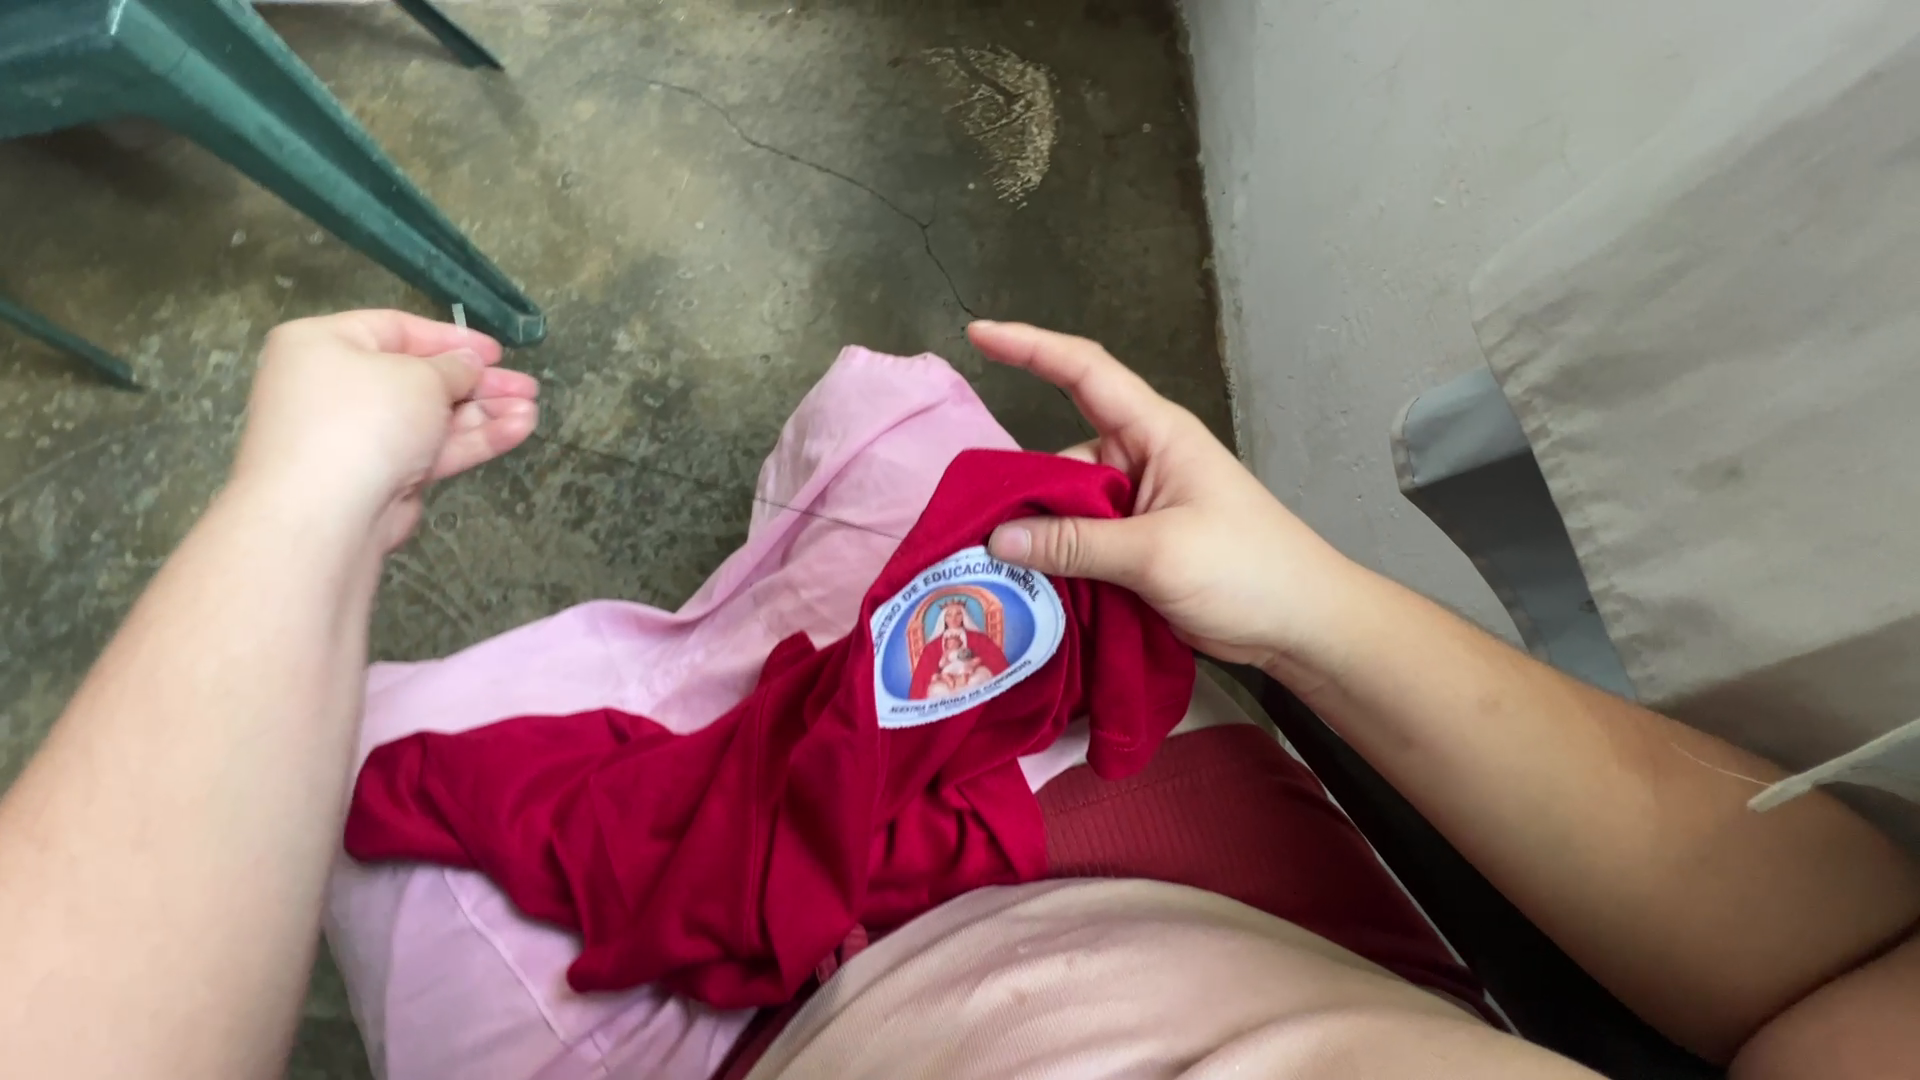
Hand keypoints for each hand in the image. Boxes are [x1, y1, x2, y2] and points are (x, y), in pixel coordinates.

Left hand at [229, 310, 539, 551]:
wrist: (329, 508)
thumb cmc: (365, 418)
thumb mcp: (419, 376)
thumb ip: (454, 366)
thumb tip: (469, 364)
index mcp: (328, 345)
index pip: (397, 330)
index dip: (451, 338)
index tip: (497, 351)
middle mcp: (343, 386)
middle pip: (426, 377)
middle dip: (482, 383)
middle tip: (527, 387)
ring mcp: (368, 433)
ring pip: (439, 416)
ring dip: (489, 412)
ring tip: (532, 412)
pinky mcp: (391, 471)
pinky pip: (438, 446)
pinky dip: (478, 438)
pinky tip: (520, 430)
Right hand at [971, 321, 1373, 689]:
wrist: (1299, 626)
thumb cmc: (1248, 569)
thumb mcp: (1156, 552)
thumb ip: (1075, 543)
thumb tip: (997, 539)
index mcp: (1154, 434)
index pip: (1085, 372)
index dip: (1030, 347)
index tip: (978, 335)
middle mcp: (1138, 461)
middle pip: (1059, 458)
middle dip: (1020, 489)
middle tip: (974, 532)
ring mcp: (1134, 506)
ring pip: (1063, 507)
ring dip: (1037, 537)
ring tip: (1001, 571)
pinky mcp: (1132, 546)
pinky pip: (1077, 542)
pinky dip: (1054, 560)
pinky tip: (1029, 584)